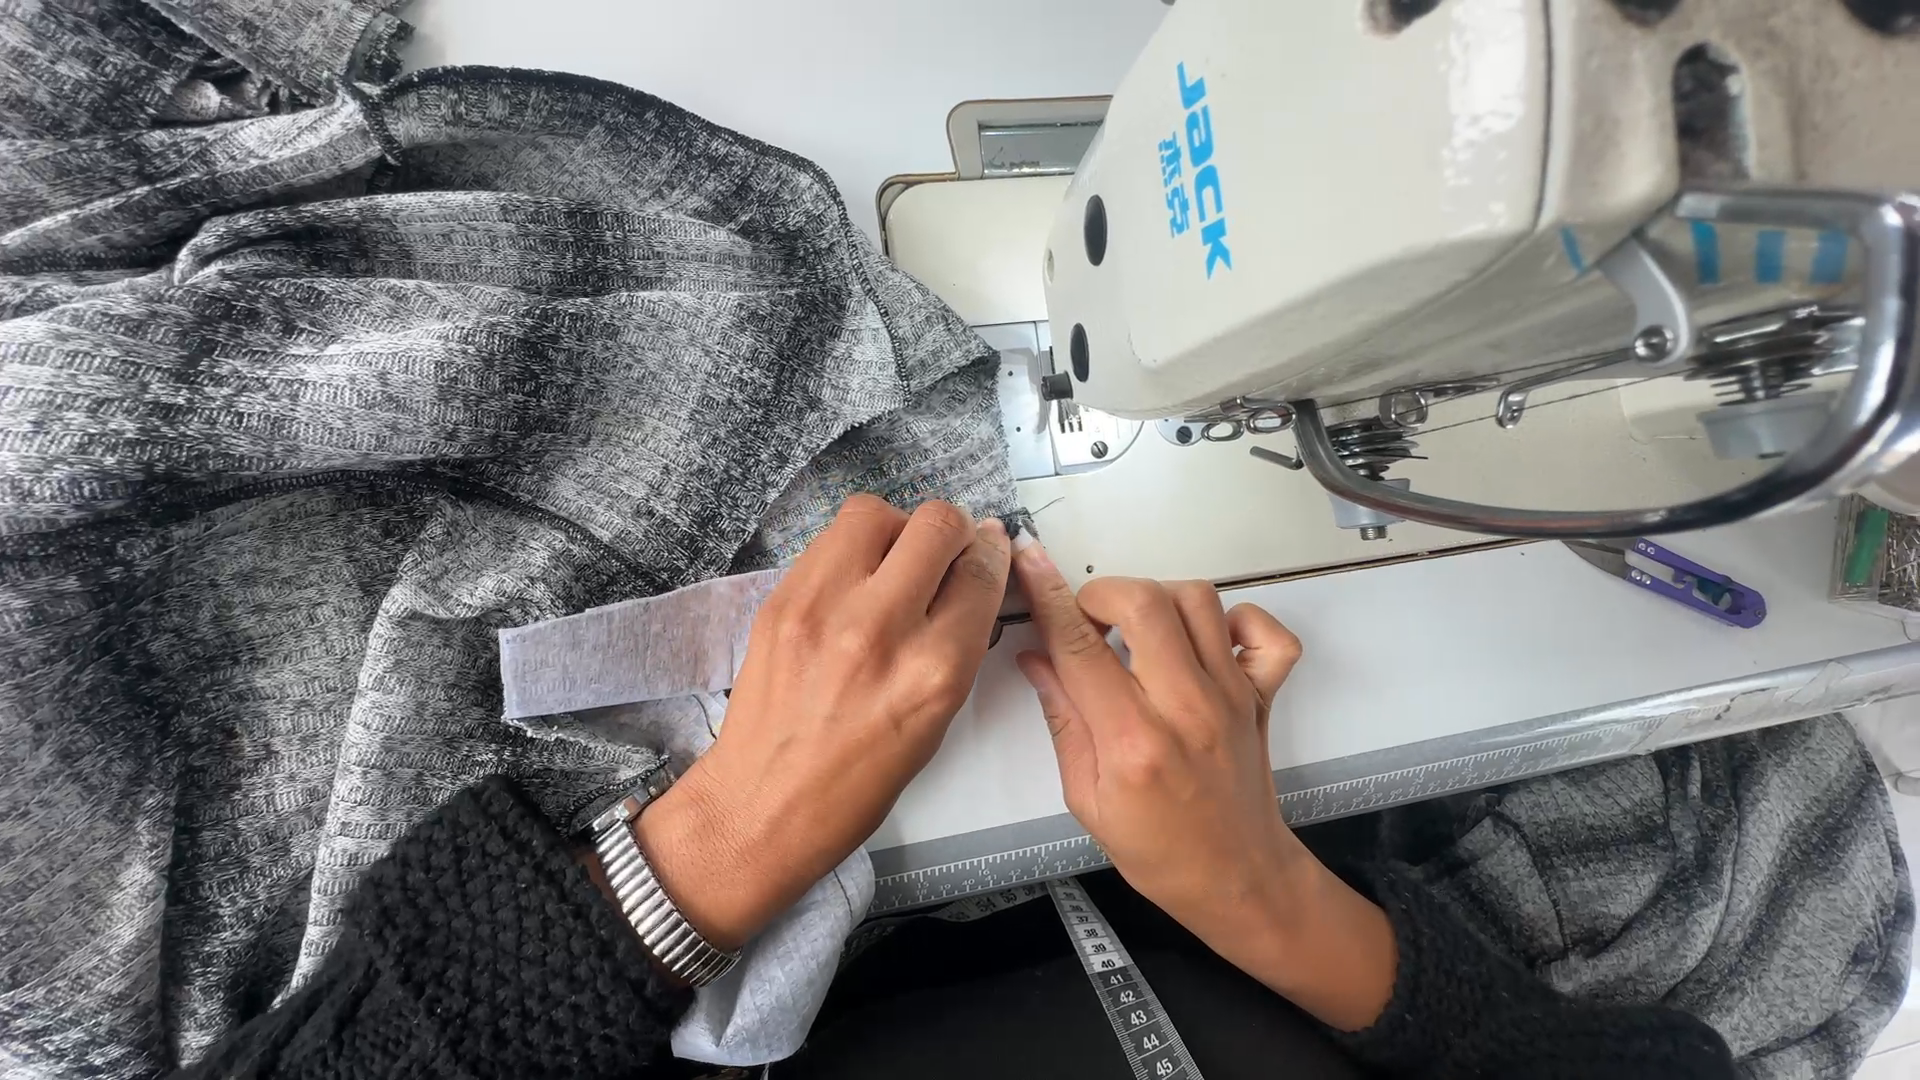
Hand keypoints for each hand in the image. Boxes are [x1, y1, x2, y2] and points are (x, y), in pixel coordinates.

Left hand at [631, 496, 1009, 950]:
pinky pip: (828, 539)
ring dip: (898, 528)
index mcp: (934, 670)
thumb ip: (960, 641)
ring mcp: (821, 607)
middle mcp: (880, 627)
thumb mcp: (937, 718)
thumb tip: (972, 577)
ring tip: (893, 560)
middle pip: (937, 524)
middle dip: (955, 530)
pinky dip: (853, 547)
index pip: (981, 573)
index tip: (991, 548)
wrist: (764, 805)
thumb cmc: (862, 779)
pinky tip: (852, 580)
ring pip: (875, 511)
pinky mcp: (778, 599)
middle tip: (946, 552)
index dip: (994, 553)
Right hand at [1012, 536, 1396, 1030]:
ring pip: (1198, 599)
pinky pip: (1266, 631)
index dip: (1048, 596)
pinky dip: (1238, 617)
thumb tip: (1035, 658)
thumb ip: (1062, 718)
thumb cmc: (1157, 852)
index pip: (1080, 647)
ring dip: (1156, 597)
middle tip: (1088, 620)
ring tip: (1137, 630)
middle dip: (1102, 593)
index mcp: (1132, 741)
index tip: (1030, 559)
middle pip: (1144, 602)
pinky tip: (1205, 638)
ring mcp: (1231, 695)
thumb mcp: (1085, 797)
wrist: (1239, 881)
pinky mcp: (1262, 694)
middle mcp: (1186, 707)